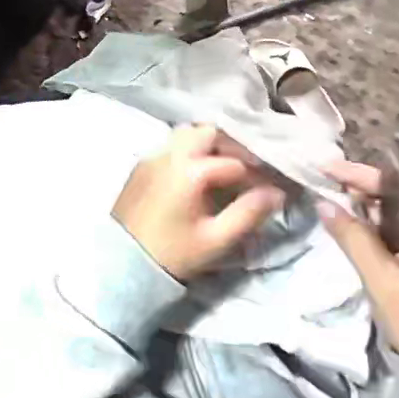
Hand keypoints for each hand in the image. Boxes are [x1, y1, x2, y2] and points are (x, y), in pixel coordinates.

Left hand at [112, 125, 283, 280]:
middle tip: (248, 168)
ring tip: (224, 168)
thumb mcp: (216, 239)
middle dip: (233, 146)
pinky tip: (198, 172)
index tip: (270, 188)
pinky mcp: (142, 165)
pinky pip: (171, 145)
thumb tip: (276, 193)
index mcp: (190, 170)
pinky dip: (190, 150)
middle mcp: (170, 154)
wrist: (122, 265)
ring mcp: (153, 156)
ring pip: (187, 134)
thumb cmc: (173, 254)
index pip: (235, 163)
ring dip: (210, 144)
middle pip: (209, 132)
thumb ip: (248, 213)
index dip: (257, 175)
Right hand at [320, 161, 398, 361]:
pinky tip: (351, 224)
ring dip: (364, 208)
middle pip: (395, 199)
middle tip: (323, 184)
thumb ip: (354, 239)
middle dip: (359, 190)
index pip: (396, 191)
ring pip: (393, 214)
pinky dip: (373, 226)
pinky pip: (396, 231)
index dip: (361, 176)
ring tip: (330, 200)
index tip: (327, 168)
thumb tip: (324, 203)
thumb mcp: (382, 282)